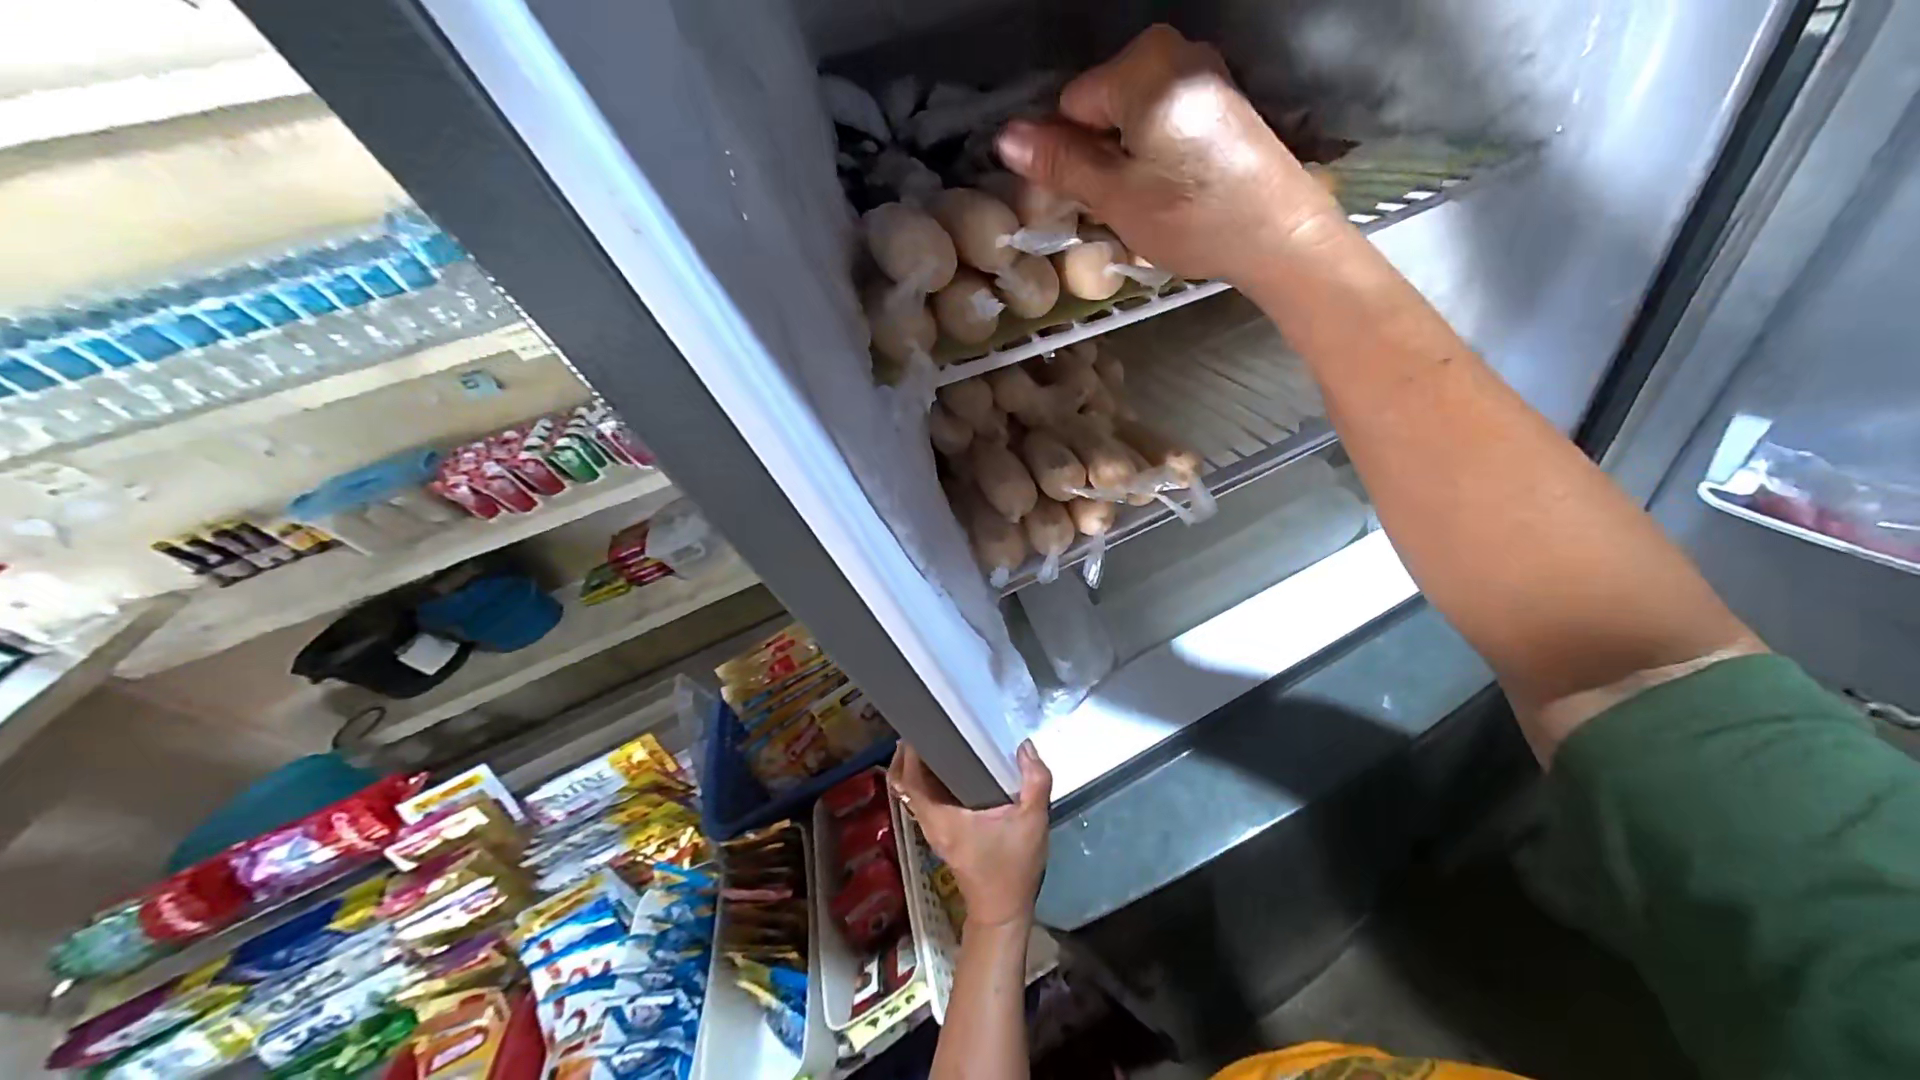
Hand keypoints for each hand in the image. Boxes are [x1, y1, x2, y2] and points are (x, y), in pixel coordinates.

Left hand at [889, 740, 1051, 929]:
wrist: (1003, 913)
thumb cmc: (1013, 868)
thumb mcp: (1032, 822)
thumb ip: (1034, 781)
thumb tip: (1025, 747)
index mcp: (941, 817)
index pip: (909, 779)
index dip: (909, 751)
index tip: (922, 725)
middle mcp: (929, 822)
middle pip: (903, 783)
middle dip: (909, 753)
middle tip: (928, 726)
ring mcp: (932, 830)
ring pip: (911, 792)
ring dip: (917, 767)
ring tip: (938, 739)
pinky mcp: (941, 833)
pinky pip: (923, 800)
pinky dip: (927, 781)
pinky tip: (950, 766)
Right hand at [994, 24, 1346, 287]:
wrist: (1279, 234)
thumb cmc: (1192, 216)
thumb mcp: (1116, 195)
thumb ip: (1061, 162)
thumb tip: (1005, 138)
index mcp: (1143, 66)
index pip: (1070, 104)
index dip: (1066, 153)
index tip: (1084, 196)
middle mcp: (1174, 52)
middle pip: (1100, 107)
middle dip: (1097, 154)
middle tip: (1117, 203)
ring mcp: (1202, 74)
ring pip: (1129, 119)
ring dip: (1123, 160)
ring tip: (1146, 202)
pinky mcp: (1219, 101)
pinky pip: (1160, 122)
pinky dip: (1152, 155)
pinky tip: (1170, 189)